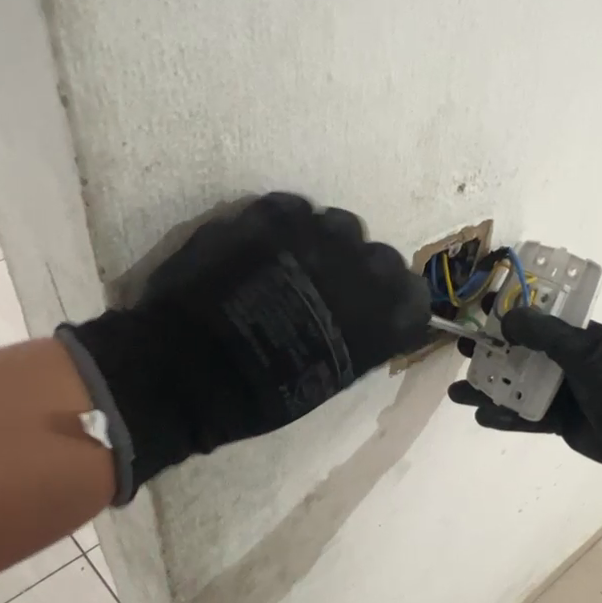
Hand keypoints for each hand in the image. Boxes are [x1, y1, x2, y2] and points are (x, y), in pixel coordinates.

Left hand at [65, 193, 428, 499]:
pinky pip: (291, 208)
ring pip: (337, 224)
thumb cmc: (262, 394)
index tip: (368, 312)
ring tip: (288, 264)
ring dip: (321, 243)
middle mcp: (364, 267)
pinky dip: (281, 225)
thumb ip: (359, 339)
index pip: (413, 295)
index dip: (390, 301)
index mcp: (385, 315)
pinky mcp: (272, 213)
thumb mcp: (331, 378)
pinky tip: (258, 248)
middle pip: (378, 255)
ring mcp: (318, 234)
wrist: (188, 370)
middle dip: (355, 270)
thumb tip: (361, 320)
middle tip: (323, 289)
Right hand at [448, 309, 601, 489]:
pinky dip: (504, 417)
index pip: (533, 320)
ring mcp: (561, 393)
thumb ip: (547, 336)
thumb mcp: (588, 353)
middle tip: (459, 352)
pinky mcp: (560, 422)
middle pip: (517, 355)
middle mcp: (564, 361)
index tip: (475, 314)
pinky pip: (526, 418)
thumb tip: (506, 317)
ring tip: (456, 394)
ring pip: (516, 389)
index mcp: (575, 337)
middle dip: (488, 355)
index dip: (504, 317)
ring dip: (488, 390)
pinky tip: (481, 417)